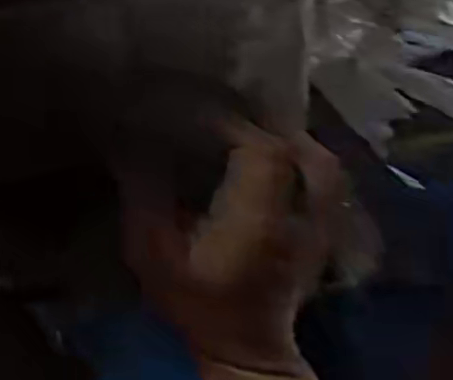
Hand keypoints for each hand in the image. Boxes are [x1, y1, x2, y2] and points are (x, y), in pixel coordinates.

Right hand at [123, 122, 344, 378]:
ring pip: (326, 168)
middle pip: (310, 156)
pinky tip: (253, 152)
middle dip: (264, 123)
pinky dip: (293, 156)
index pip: (264, 154)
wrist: (241, 344)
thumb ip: (142, 187)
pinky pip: (322, 182)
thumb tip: (126, 135)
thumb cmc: (189, 294)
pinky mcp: (319, 234)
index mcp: (259, 222)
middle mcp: (302, 222)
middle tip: (215, 108)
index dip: (226, 122)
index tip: (182, 109)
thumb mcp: (147, 243)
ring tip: (234, 123)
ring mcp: (319, 231)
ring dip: (283, 137)